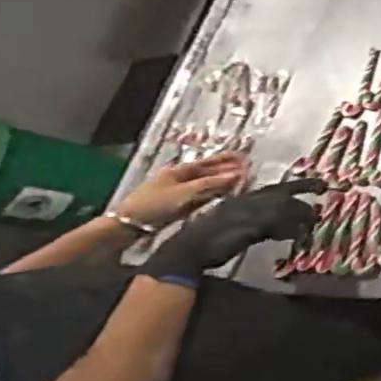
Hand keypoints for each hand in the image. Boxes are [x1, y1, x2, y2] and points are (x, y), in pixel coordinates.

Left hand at [115, 154, 247, 227]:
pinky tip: (226, 194)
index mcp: (179, 171)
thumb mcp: (186, 192)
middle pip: (207, 173)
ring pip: (207, 185)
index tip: (243, 157)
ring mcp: (181, 193)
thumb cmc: (156, 203)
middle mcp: (180, 179)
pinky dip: (216, 194)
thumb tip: (236, 175)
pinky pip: (204, 197)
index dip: (225, 160)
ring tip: (241, 180)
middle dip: (227, 170)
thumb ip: (212, 183)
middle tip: (247, 168)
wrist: (133, 224)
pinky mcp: (181, 206)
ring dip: (223, 182)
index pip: (206, 162)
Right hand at [140, 178, 323, 283]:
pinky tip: (298, 239)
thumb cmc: (208, 243)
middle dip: (304, 195)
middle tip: (323, 196)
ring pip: (284, 208)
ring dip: (300, 217)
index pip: (277, 188)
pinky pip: (278, 224)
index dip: (300, 185)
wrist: (187, 251)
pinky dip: (291, 231)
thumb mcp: (241, 228)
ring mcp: (246, 212)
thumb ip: (263, 225)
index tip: (322, 184)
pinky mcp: (248, 226)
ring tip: (311, 226)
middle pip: (284, 194)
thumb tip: (289, 229)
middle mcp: (245, 201)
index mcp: (242, 199)